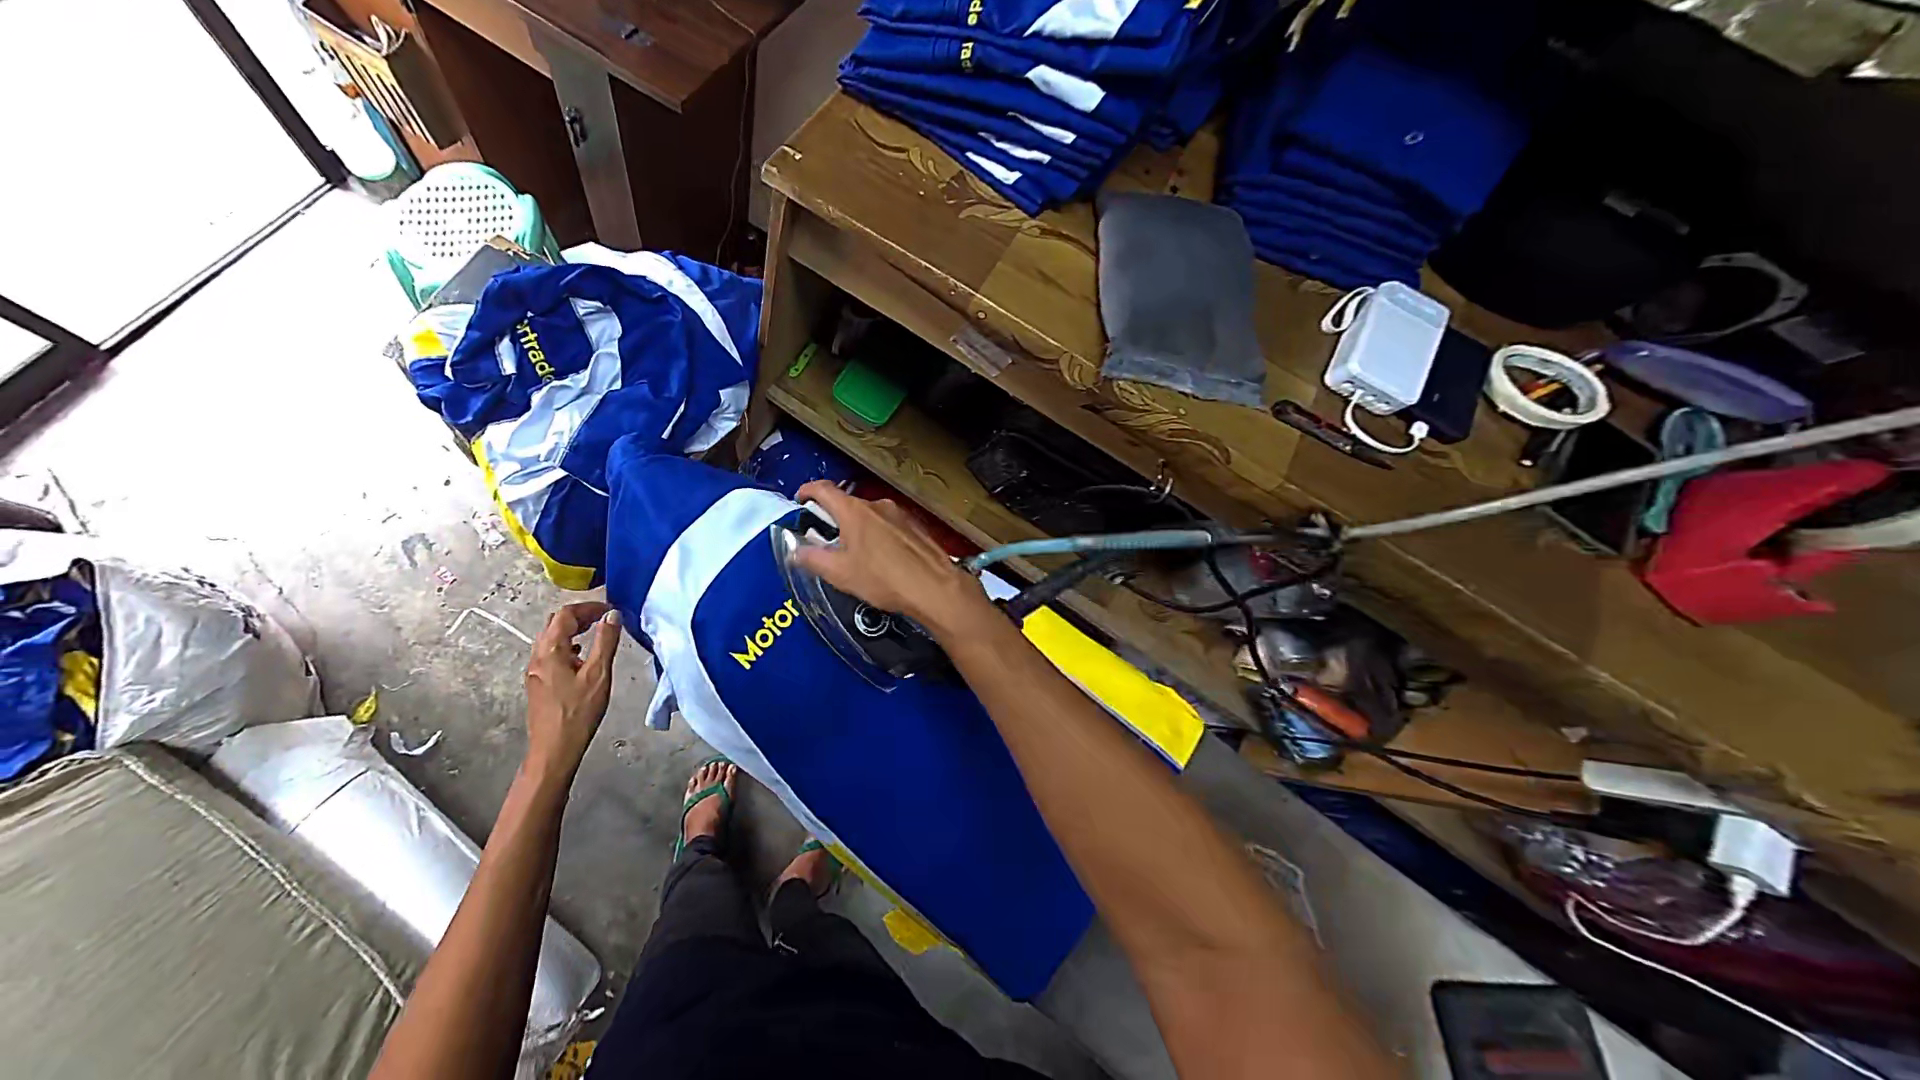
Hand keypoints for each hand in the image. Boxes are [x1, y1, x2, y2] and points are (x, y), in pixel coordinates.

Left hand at [523, 602, 621, 778]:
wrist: (555, 747)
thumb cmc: (579, 711)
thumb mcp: (599, 674)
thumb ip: (606, 641)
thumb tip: (612, 615)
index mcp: (550, 650)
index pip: (565, 614)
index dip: (588, 607)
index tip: (610, 610)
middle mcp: (537, 656)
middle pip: (554, 623)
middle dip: (580, 615)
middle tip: (604, 618)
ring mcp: (535, 670)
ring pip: (551, 638)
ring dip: (573, 629)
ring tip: (597, 632)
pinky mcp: (539, 681)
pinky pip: (551, 652)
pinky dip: (568, 644)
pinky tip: (582, 655)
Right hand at [792, 481, 992, 634]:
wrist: (934, 588)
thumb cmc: (885, 579)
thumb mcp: (839, 573)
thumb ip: (812, 558)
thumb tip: (796, 550)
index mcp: (854, 511)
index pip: (823, 490)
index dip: (807, 491)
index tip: (801, 499)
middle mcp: (878, 506)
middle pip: (848, 505)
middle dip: (833, 520)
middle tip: (825, 542)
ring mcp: (899, 515)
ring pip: (870, 517)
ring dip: (858, 530)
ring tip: (854, 557)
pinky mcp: (915, 528)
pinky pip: (889, 527)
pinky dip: (878, 537)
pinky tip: (881, 561)